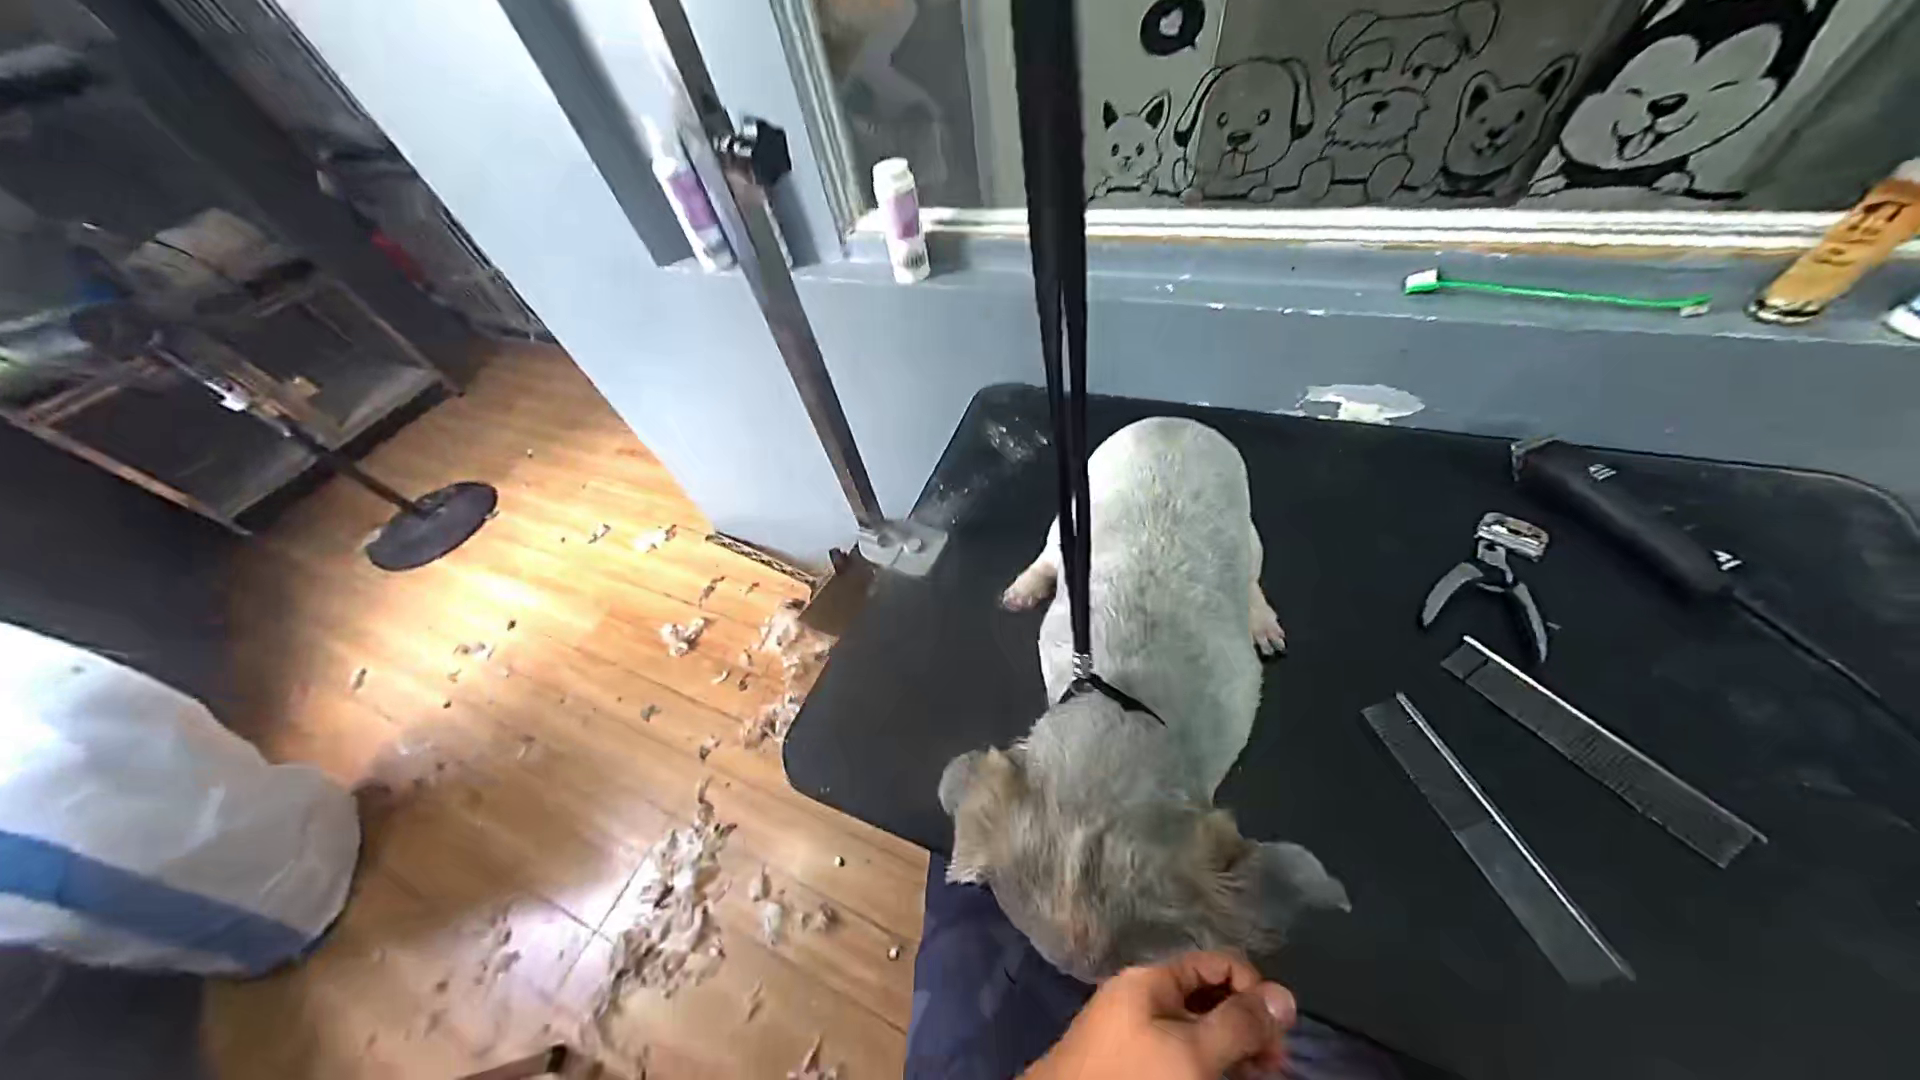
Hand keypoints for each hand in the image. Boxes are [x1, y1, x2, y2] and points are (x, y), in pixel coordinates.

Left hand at [1023, 951, 1295, 1079]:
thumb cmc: (1134, 1078)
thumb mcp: (1193, 1052)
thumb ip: (1238, 1024)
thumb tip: (1286, 994)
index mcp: (1153, 979)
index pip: (1217, 964)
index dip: (1254, 992)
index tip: (1281, 1038)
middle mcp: (1144, 996)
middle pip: (1208, 997)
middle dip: (1246, 1027)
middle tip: (1274, 1068)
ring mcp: (1135, 1030)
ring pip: (1196, 1030)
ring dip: (1230, 1051)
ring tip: (1254, 1079)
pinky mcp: (1131, 1061)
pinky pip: (1179, 1052)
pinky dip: (1206, 1064)